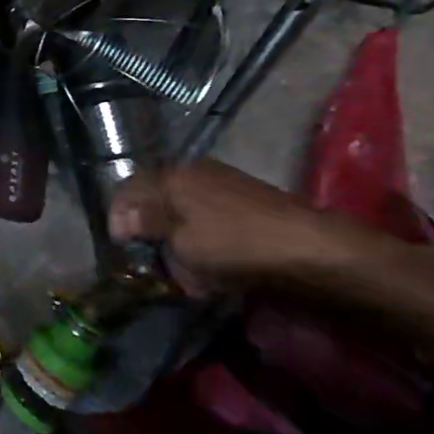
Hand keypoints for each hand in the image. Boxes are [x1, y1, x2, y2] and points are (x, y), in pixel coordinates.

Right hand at [109, 160, 356, 294]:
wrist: (316, 250)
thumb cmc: (236, 245)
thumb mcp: (182, 243)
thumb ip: (147, 227)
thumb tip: (126, 220)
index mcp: (170, 176)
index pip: (127, 190)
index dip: (117, 217)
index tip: (121, 245)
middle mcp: (192, 171)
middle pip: (155, 196)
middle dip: (147, 225)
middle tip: (150, 255)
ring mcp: (223, 181)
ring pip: (182, 206)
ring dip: (176, 232)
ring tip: (183, 262)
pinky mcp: (248, 197)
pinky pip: (208, 212)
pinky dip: (201, 233)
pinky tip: (212, 257)